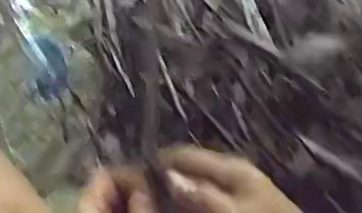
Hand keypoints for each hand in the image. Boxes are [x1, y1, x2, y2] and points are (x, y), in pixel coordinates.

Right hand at [78, 147, 299, 212]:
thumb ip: (204, 196)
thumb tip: (166, 174)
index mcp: (230, 169)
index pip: (180, 155)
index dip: (150, 165)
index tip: (123, 183)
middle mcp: (230, 178)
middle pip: (183, 174)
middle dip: (157, 186)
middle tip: (133, 202)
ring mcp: (236, 200)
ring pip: (191, 195)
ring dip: (171, 202)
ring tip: (147, 209)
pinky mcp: (238, 212)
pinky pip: (203, 206)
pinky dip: (187, 209)